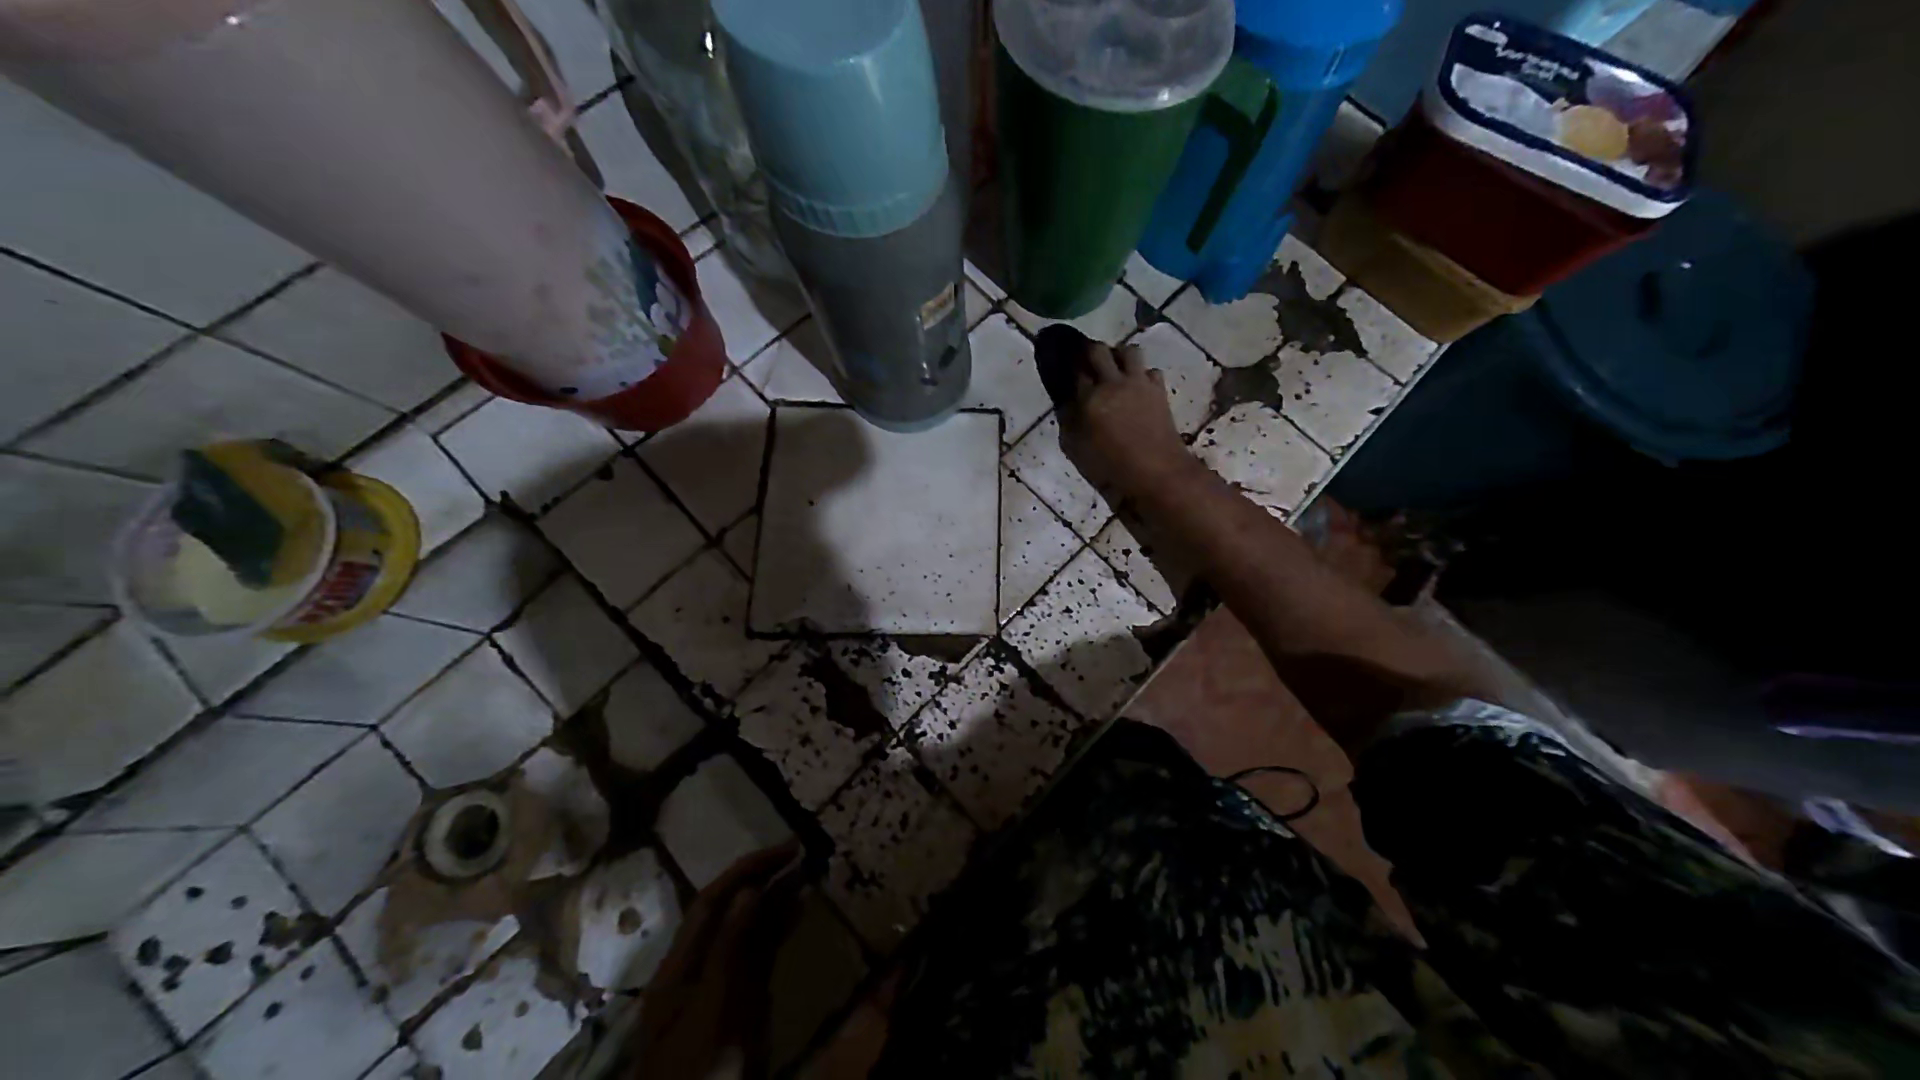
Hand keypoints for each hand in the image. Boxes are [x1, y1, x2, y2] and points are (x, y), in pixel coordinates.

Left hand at [633, 843, 803, 1079]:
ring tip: (806, 871)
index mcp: (677, 967)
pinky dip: (779, 929)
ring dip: (774, 899)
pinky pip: (759, 955)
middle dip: (761, 878)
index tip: (785, 850)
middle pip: (727, 912)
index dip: (746, 870)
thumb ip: (729, 947)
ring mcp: (718, 987)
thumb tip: (749, 889)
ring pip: (746, 931)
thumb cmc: (698, 1070)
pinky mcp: (739, 1004)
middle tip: (800, 852)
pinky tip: (799, 910)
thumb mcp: (713, 1009)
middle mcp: (695, 969)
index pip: (711, 902)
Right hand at [1057, 340, 1197, 503]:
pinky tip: (1137, 387)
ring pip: (1128, 350)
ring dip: (1118, 355)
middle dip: (1089, 351)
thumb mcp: (1076, 449)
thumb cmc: (1111, 467)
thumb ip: (1068, 421)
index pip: (1074, 370)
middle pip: (1098, 350)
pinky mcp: (1159, 390)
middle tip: (1086, 361)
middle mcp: (1113, 383)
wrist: (1157, 473)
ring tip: (1114, 369)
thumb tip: (1066, 404)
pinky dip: (1142, 374)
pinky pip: (1150, 370)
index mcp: (1089, 398)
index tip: (1064, 365)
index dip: (1067, 364)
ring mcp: (1138, 383)